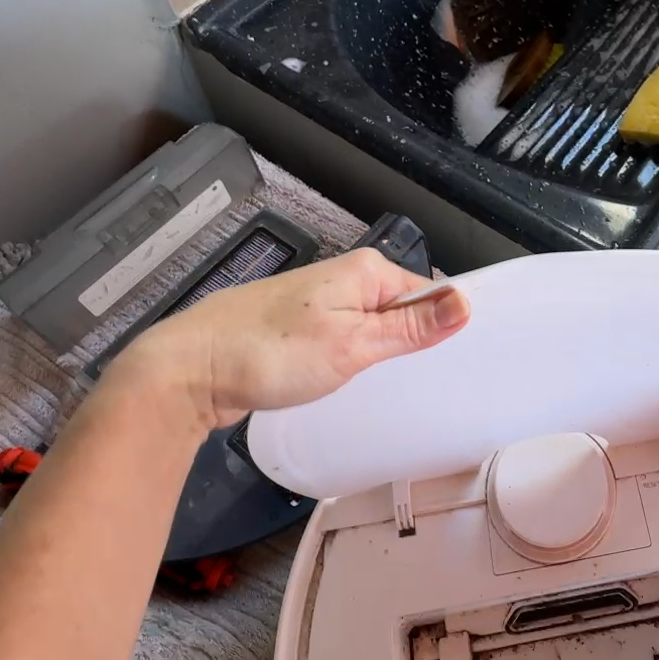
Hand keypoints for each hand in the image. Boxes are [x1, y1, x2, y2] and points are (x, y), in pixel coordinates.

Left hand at [114, 249, 470, 431]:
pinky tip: (351, 383)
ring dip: (382, 354)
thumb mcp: (353, 345)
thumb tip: (466, 302)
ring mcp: (321, 301)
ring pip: (372, 325)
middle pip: (402, 308)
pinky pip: (346, 336)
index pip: (429, 292)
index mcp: (367, 270)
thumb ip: (410, 327)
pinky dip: (354, 358)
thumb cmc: (274, 353)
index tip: (453, 366)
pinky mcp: (301, 325)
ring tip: (387, 389)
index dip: (442, 327)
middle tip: (419, 385)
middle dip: (412, 343)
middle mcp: (347, 277)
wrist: (192, 367)